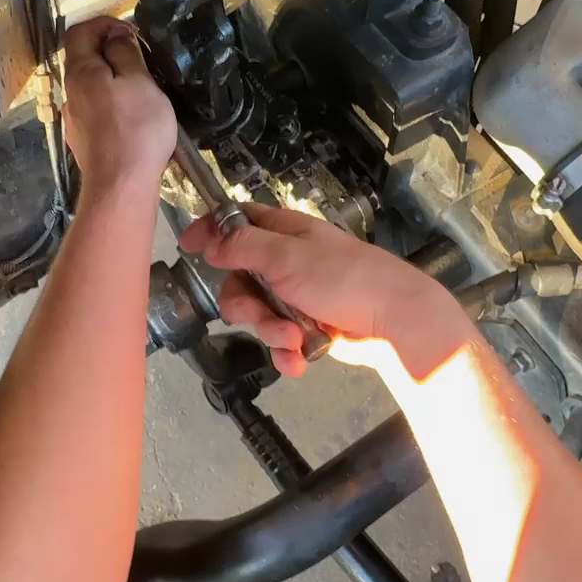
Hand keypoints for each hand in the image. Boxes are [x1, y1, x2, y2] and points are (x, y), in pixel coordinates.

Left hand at [61, 17, 176, 196]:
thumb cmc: (136, 130)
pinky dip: (113, 107)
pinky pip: (97, 114)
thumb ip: (126, 53)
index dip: (103, 23)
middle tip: (142, 62)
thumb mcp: (140, 82)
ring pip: (92, 89)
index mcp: (81, 72)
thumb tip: (116, 34)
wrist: (121, 187)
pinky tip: (133, 122)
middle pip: (85, 61)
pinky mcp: (84, 143)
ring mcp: (74, 121)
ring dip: (114, 83)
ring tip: (143, 94)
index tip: (131, 32)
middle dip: (111, 54)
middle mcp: (70, 93)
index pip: (79, 31)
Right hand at [179, 203, 460, 376]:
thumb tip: (210, 241)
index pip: (238, 220)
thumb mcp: (287, 257)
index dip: (211, 230)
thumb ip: (244, 247)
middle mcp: (288, 261)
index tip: (187, 245)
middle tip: (259, 314)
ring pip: (258, 314)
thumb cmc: (342, 277)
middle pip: (239, 279)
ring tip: (294, 341)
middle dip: (245, 305)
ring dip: (271, 332)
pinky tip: (299, 360)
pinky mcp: (308, 326)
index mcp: (284, 233)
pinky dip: (287, 353)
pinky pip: (281, 340)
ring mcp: (298, 295)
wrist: (393, 320)